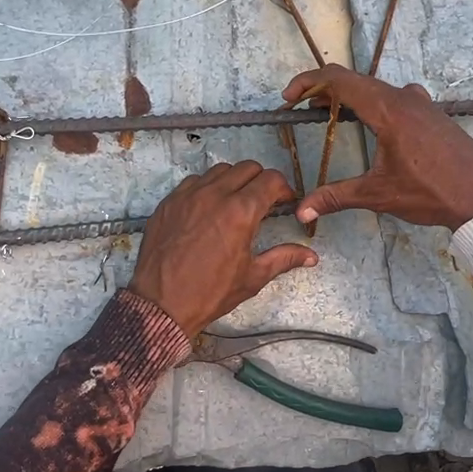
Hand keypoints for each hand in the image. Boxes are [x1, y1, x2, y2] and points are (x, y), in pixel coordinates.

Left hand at [129, 161, 317, 336]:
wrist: (161, 304)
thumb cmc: (209, 293)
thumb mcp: (252, 277)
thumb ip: (283, 258)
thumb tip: (311, 256)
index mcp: (240, 212)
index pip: (271, 180)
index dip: (283, 188)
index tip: (284, 201)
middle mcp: (214, 195)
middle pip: (247, 168)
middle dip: (261, 180)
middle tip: (263, 201)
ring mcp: (187, 196)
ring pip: (218, 171)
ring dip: (233, 180)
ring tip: (235, 202)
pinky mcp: (168, 202)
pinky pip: (192, 182)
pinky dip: (206, 187)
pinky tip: (208, 208)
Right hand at [281, 65, 472, 229]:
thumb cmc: (432, 193)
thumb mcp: (377, 195)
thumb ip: (335, 197)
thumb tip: (301, 210)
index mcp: (388, 110)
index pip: (339, 79)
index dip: (308, 82)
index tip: (288, 97)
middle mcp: (404, 98)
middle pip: (354, 80)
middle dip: (322, 90)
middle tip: (300, 107)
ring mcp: (421, 104)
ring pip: (375, 88)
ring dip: (347, 96)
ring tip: (326, 114)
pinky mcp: (432, 114)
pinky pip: (393, 97)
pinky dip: (370, 103)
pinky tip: (367, 125)